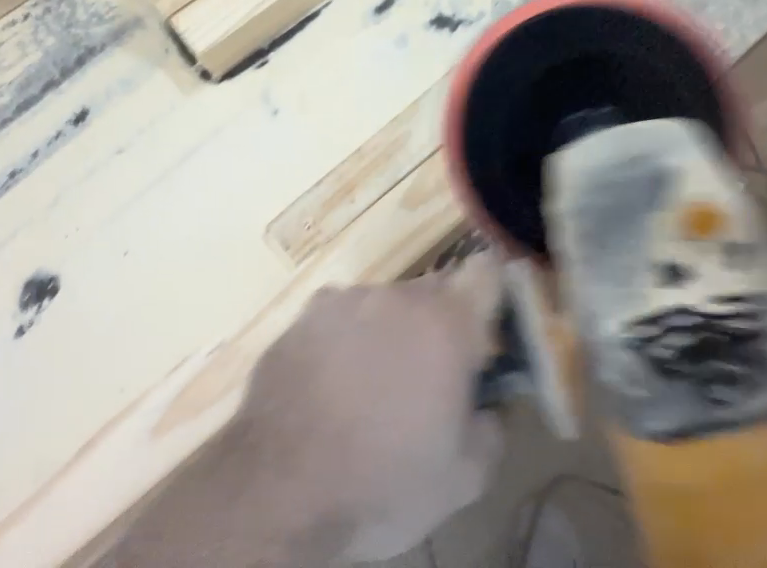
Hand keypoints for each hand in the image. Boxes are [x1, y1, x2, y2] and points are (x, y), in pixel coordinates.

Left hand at [235, 250, 506, 561]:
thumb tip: (484, 406)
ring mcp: (338, 303)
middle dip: (439, 327)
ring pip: (381, 307)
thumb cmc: (382, 484)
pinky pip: (337, 323)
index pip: (485, 273)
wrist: (275, 492)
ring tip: (371, 392)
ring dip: (387, 335)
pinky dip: (343, 345)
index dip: (491, 298)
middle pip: (432, 292)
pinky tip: (330, 391)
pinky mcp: (297, 320)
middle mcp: (393, 297)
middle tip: (429, 381)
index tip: (485, 333)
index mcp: (445, 323)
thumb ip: (491, 427)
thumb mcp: (464, 478)